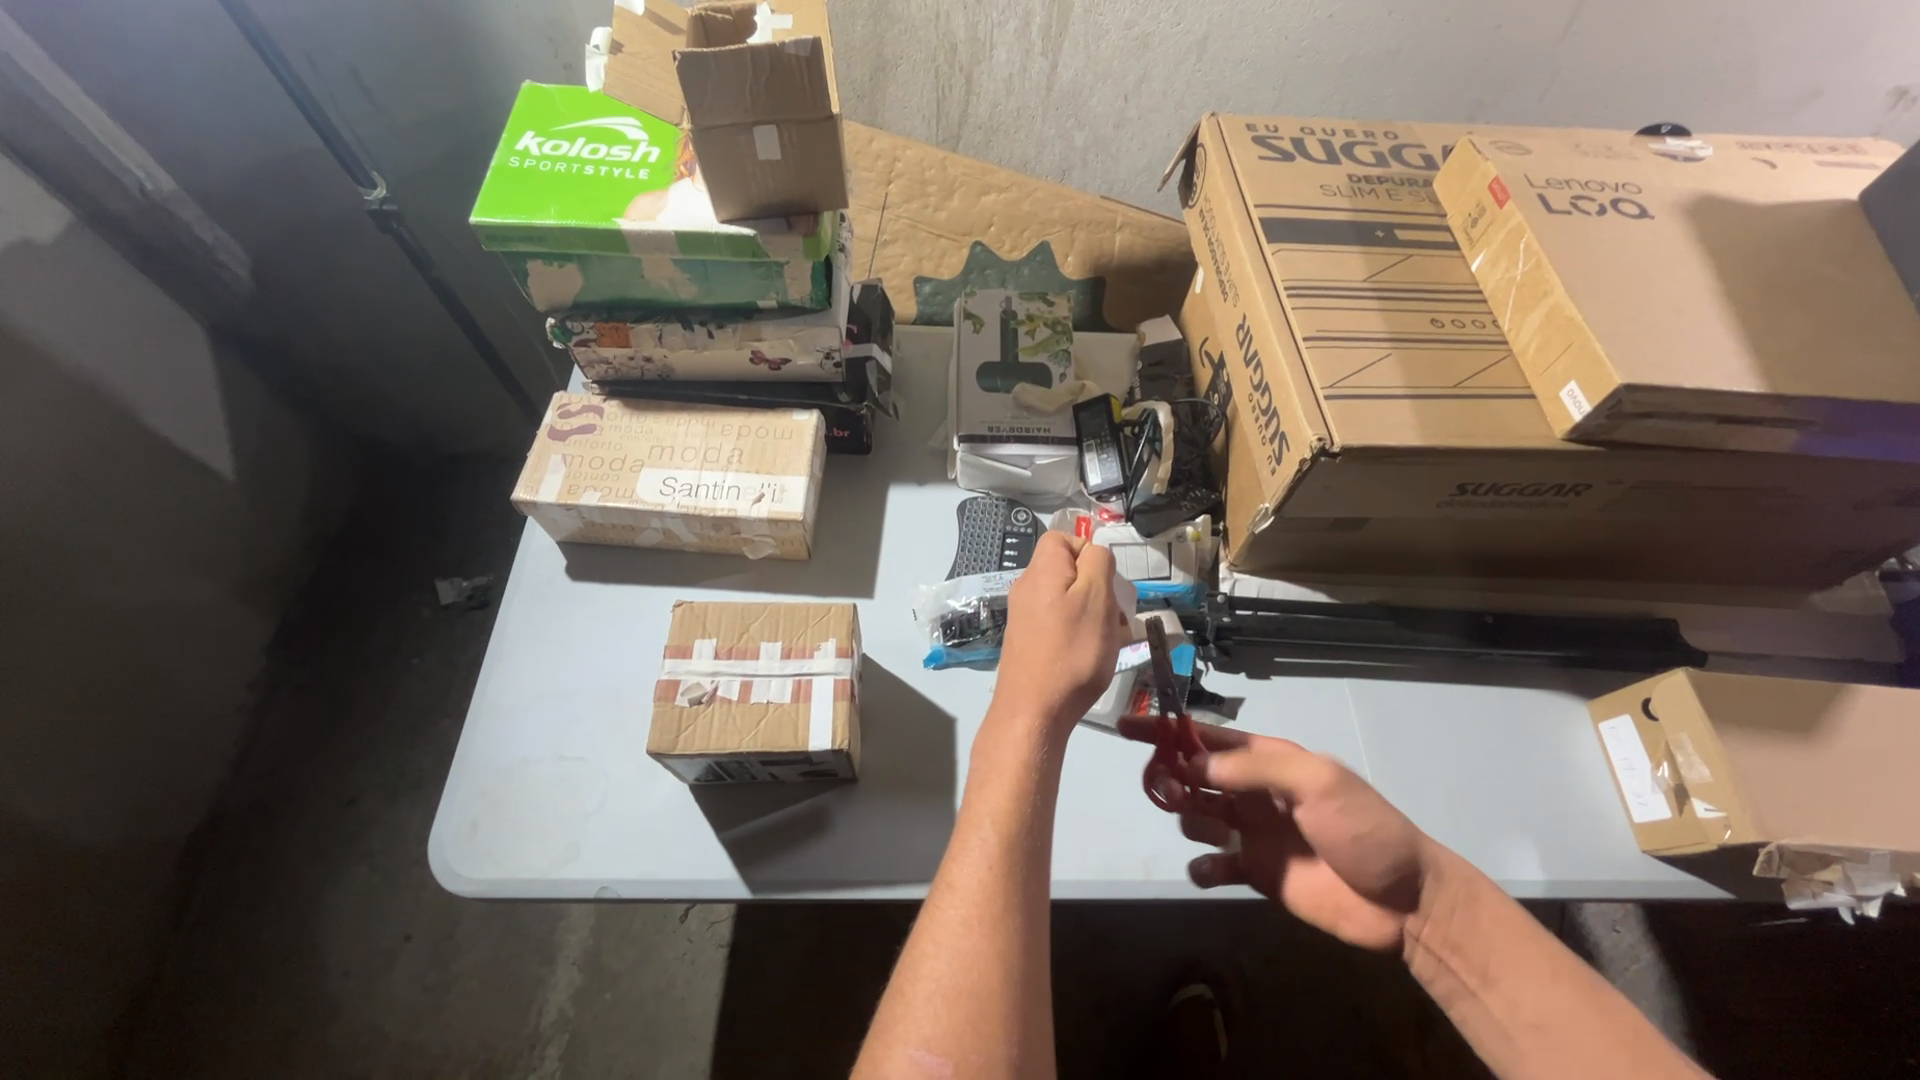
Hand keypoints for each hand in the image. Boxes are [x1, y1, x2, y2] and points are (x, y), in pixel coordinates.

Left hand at [991, 533, 1129, 730]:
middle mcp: (1026, 588)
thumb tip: (1094, 551)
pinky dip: (1079, 634)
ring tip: (1110, 640)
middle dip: (1098, 589)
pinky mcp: (1027, 642)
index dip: (1089, 552)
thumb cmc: (1072, 651)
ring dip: (1093, 615)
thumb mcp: (1096, 597)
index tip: (1108, 581)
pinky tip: (1092, 657)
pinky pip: (1058, 625)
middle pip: (1068, 572)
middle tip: (1116, 615)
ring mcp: (1024, 617)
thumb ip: (1097, 563)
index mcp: (1041, 570)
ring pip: (1067, 601)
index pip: (1062, 538)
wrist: (1034, 711)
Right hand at [1118, 719, 1431, 951]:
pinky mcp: (1254, 873)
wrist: (1402, 901)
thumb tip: (1195, 763)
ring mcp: (1252, 833)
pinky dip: (1202, 867)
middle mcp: (1253, 792)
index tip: (1128, 727)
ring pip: (1197, 816)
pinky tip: (1209, 872)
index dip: (1167, 731)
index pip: (1207, 738)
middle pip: (1193, 775)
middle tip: (1172, 793)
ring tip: (1208, 832)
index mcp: (1269, 761)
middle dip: (1173, 778)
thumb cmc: (1362, 828)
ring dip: (1189, 819)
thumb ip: (1254, 768)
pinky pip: (1212, 865)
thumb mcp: (1317, 782)